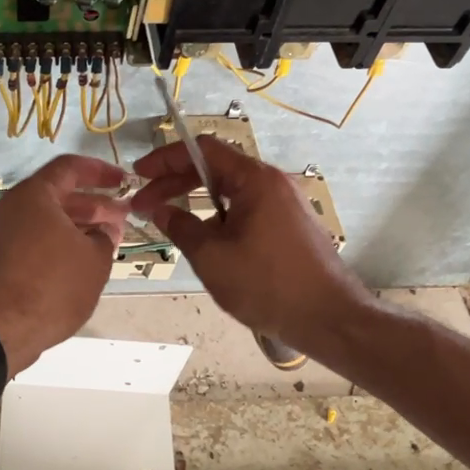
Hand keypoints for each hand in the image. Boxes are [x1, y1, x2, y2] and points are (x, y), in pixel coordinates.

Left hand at [0, 154, 129, 373]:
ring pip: (42, 220)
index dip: (100, 172)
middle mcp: (9, 207)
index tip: (123, 181)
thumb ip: (105, 237)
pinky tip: (75, 264)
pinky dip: (53, 243)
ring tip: (103, 243)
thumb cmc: (51, 287)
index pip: (69, 168)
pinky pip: (28, 240)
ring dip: (74, 227)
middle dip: (91, 205)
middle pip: (55, 196)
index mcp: (33, 195)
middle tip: (120, 217)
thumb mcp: (94, 262)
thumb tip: (105, 230)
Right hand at [130, 136, 376, 344]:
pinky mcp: (291, 225)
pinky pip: (246, 208)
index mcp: (255, 180)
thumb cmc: (267, 285)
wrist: (330, 319)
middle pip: (216, 168)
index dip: (166, 159)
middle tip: (144, 203)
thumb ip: (180, 227)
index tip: (139, 174)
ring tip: (169, 221)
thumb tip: (160, 210)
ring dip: (196, 200)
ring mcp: (285, 204)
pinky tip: (203, 238)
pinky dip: (219, 214)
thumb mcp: (211, 257)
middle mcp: (273, 183)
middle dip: (175, 182)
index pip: (203, 150)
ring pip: (231, 190)